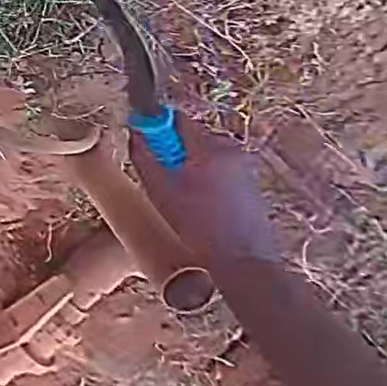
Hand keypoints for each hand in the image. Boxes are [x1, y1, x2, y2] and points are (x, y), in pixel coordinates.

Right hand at [128, 110, 281, 264]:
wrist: (245, 268)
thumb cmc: (198, 229)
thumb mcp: (158, 190)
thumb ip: (143, 154)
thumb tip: (134, 131)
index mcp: (208, 147)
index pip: (176, 117)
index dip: (158, 129)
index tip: (150, 147)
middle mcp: (230, 149)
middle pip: (190, 134)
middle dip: (175, 149)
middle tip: (167, 177)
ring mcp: (244, 166)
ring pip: (204, 151)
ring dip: (191, 164)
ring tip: (186, 194)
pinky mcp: (252, 182)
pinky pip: (220, 166)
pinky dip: (208, 176)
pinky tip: (204, 203)